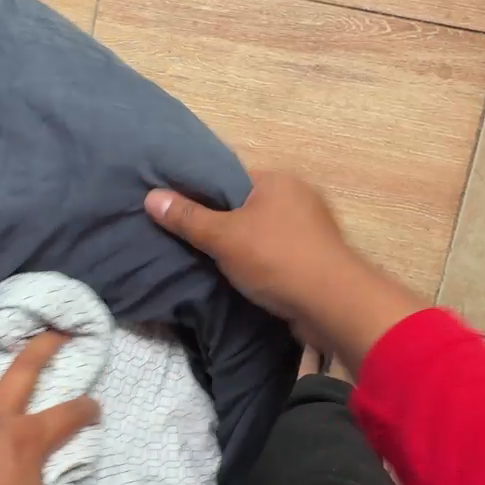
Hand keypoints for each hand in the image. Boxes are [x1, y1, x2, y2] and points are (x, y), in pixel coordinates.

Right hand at [146, 171, 425, 370]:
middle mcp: (298, 197)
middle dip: (219, 223)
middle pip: (245, 206)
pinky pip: (274, 255)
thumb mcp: (223, 236)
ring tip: (205, 260)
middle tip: (186, 238)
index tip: (176, 210)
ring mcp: (310, 229)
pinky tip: (236, 278)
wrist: (333, 306)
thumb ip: (188, 217)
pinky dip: (257, 265)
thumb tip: (151, 196)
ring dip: (239, 247)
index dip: (202, 193)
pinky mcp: (314, 259)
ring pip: (260, 233)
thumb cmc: (276, 259)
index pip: (230, 178)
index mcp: (278, 180)